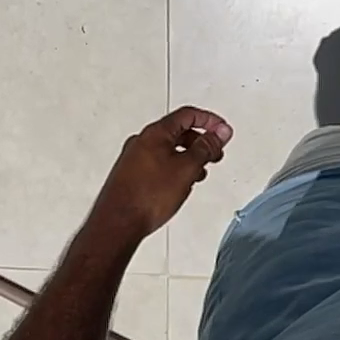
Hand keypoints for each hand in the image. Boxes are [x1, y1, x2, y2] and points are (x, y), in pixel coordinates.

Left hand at [83, 106, 233, 250]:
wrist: (117, 224)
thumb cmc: (146, 196)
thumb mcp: (187, 168)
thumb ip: (206, 147)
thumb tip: (219, 133)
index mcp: (155, 132)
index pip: (188, 115)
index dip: (210, 120)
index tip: (222, 131)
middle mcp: (142, 141)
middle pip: (178, 131)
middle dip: (201, 140)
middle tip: (215, 151)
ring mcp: (134, 158)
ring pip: (168, 148)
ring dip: (188, 156)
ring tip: (200, 171)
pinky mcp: (130, 175)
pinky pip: (158, 163)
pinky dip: (174, 167)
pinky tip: (180, 184)